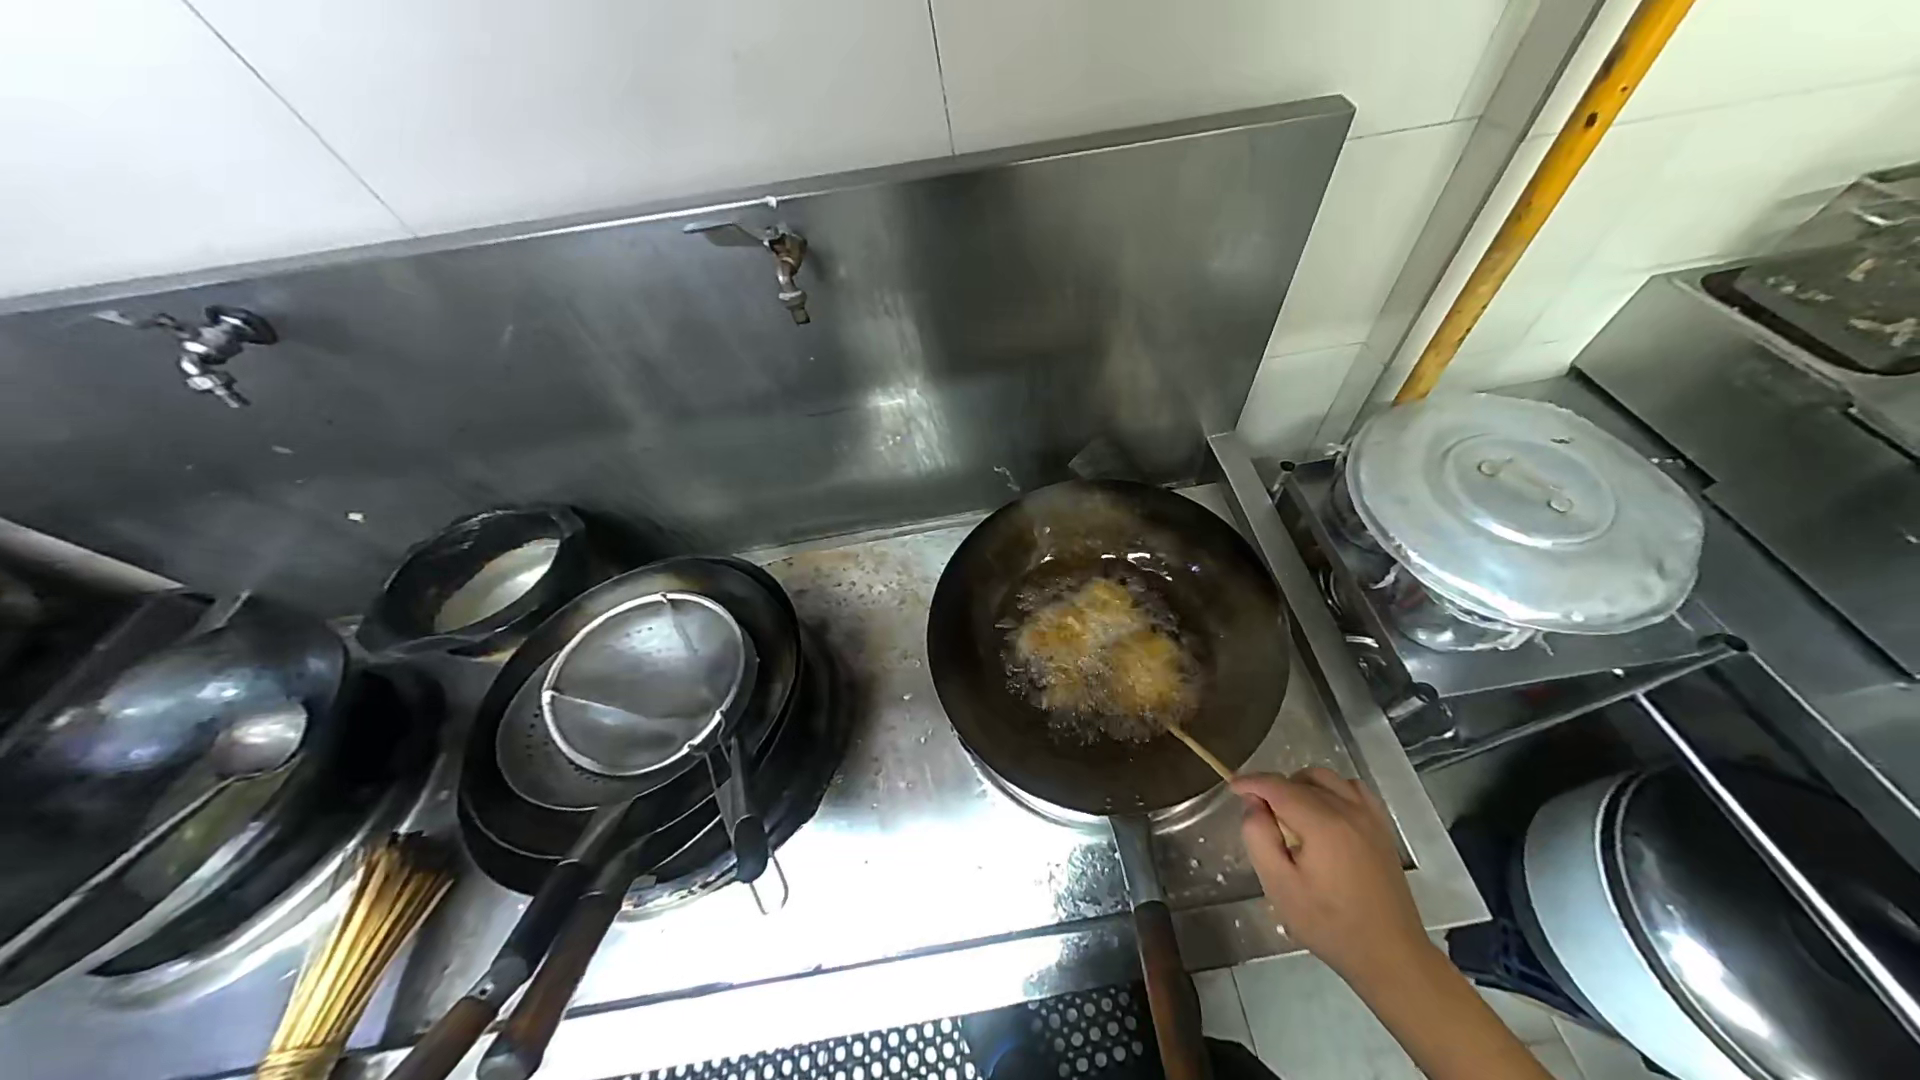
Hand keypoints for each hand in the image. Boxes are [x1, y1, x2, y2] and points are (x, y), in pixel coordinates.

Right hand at [1233, 768, 1430, 986]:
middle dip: (1274, 790)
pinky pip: (1352, 789)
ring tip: (1290, 814)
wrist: (1390, 955)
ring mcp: (1370, 818)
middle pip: (1300, 780)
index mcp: (1322, 824)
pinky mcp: (1382, 828)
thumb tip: (1253, 803)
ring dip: (1301, 786)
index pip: (1277, 786)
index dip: (1251, 782)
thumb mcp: (1279, 885)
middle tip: (1262, 817)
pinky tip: (1324, 813)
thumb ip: (1258, 836)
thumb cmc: (1329, 924)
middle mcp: (1349, 811)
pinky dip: (1331, 790)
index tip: (1232, 788)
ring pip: (1325, 779)